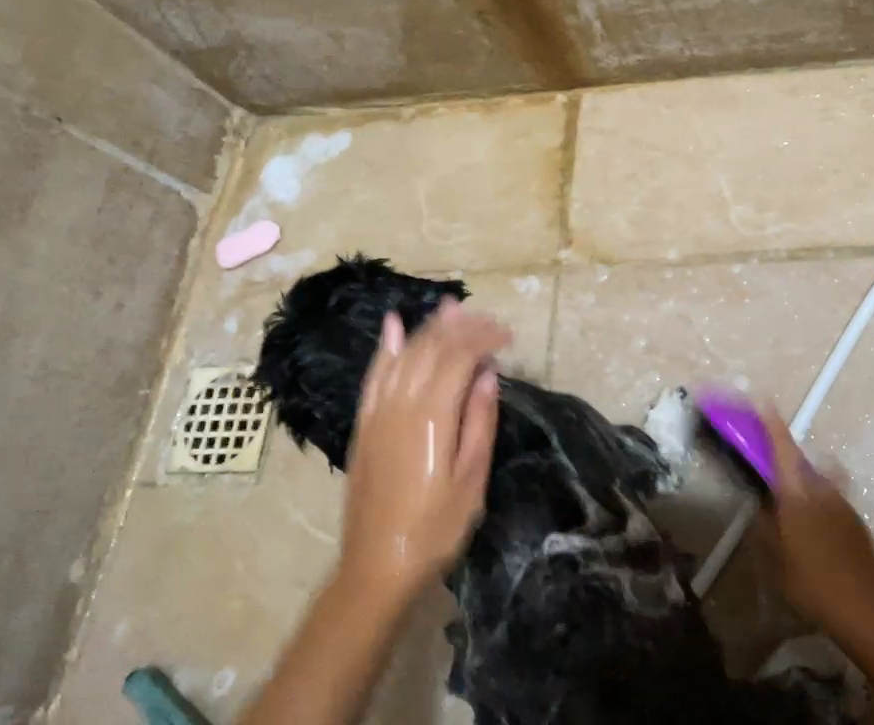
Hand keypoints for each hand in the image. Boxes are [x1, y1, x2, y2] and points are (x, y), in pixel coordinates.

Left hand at [338, 300, 505, 598]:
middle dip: (460, 327)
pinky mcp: (364, 425)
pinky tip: (394, 327)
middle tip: (488, 320)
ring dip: (429, 328)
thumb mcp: (472, 478)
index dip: (484, 338)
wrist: (377, 565)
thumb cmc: (436, 527)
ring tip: (451, 309)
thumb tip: (487, 373)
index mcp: (432, 416)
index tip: (508, 336)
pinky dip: (387, 347)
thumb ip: (480, 420)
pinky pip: (375, 375)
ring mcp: (377, 413)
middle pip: (431, 349)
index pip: (459, 357)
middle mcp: (401, 404)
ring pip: (404, 355)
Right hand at [754, 406, 873, 625]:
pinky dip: (814, 504)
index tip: (762, 399)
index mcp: (797, 493)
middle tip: (764, 474)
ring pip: (814, 483)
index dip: (771, 422)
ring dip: (799, 486)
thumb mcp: (775, 559)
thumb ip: (765, 527)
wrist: (867, 605)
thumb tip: (761, 507)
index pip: (782, 447)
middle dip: (781, 461)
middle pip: (798, 463)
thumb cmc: (813, 581)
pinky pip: (827, 500)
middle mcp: (822, 488)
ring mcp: (842, 502)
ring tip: (787, 513)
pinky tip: (810, 534)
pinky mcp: (855, 518)